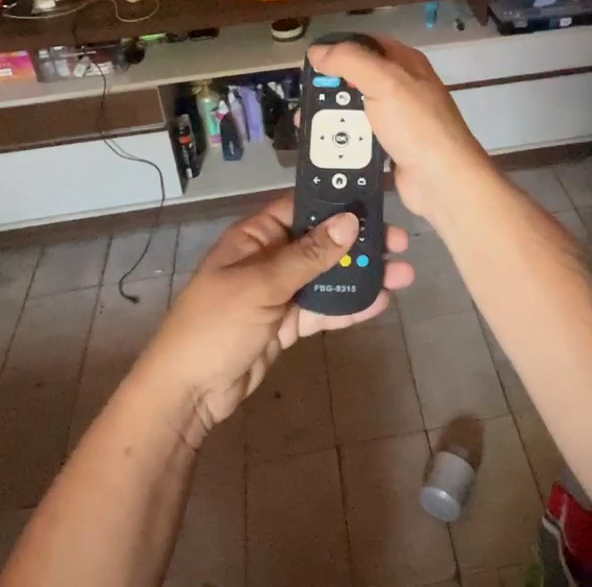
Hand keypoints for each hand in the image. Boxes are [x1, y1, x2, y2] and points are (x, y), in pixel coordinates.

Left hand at [142, 195, 412, 447]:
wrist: (189, 391)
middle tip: (400, 243)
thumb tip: (349, 220)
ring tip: (402, 274)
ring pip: (327, 276)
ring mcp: (279, 292)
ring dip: (361, 274)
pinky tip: (379, 303)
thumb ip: (308, 255)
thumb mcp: (262, 284)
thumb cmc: (216, 325)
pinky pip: (323, 308)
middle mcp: (270, 258)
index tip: (376, 200)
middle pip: (321, 242)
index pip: (302, 207)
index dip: (337, 202)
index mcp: (255, 237)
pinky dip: (348, 306)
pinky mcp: (287, 323)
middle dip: (359, 242)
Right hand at [307, 35, 492, 222]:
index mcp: (405, 63)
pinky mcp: (389, 146)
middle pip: (357, 78)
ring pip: (355, 110)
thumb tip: (317, 52)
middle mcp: (401, 87)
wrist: (441, 180)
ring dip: (333, 116)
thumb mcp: (384, 82)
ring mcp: (396, 119)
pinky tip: (325, 145)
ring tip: (307, 124)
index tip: (311, 61)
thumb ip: (349, 60)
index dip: (339, 48)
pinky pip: (359, 137)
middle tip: (305, 98)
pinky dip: (343, 139)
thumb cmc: (416, 125)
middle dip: (330, 88)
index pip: (366, 43)